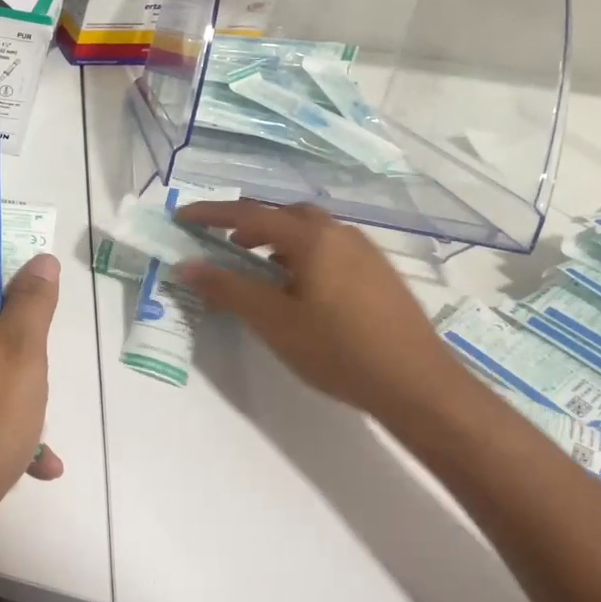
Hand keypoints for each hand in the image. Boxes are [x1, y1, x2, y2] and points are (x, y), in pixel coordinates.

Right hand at [173, 200, 458, 417]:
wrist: (419, 387)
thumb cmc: (337, 349)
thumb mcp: (271, 320)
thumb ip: (226, 287)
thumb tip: (186, 264)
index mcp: (312, 238)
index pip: (249, 214)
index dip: (210, 214)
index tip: (180, 217)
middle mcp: (340, 235)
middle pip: (284, 214)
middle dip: (247, 222)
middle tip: (221, 242)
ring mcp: (365, 254)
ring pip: (309, 231)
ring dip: (275, 239)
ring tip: (255, 266)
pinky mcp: (379, 276)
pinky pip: (328, 249)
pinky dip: (299, 254)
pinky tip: (295, 288)